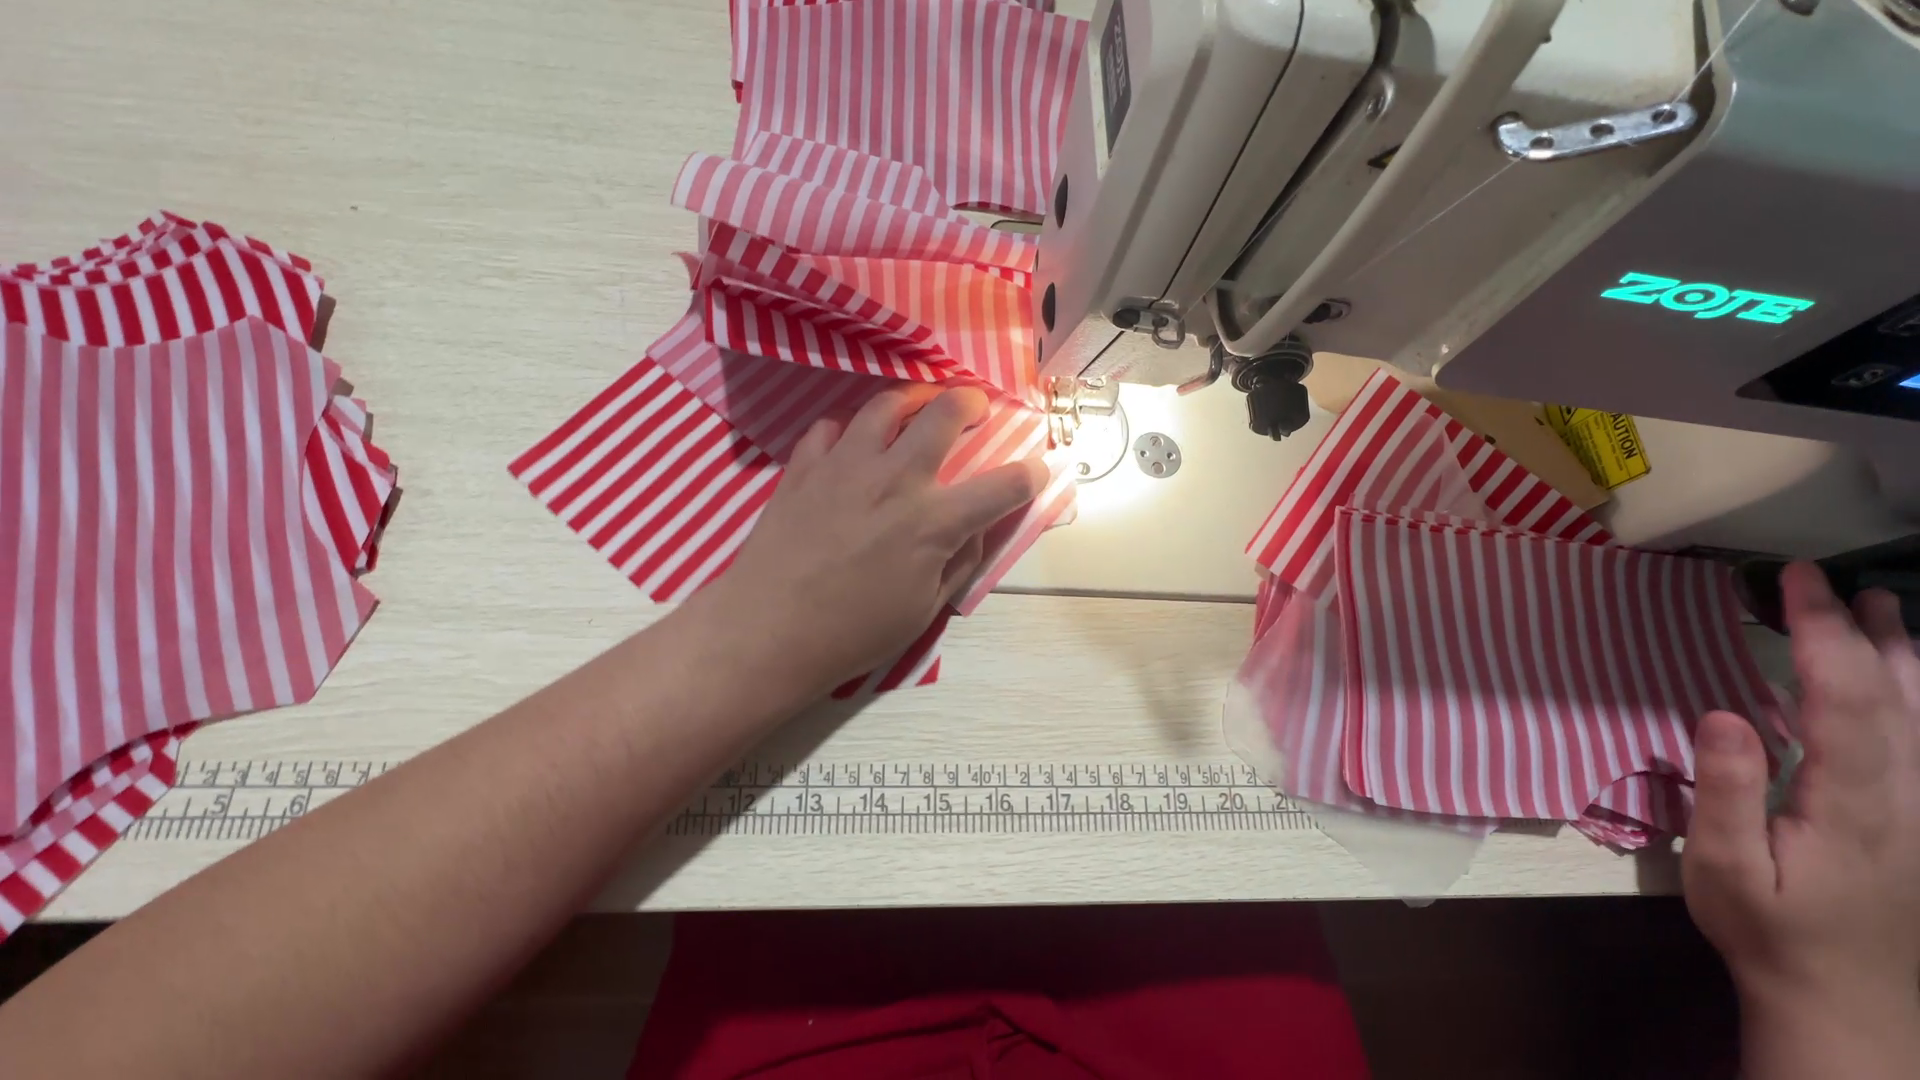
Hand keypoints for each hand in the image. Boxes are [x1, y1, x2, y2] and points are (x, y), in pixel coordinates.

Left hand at [695, 385, 1045, 697]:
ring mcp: (845, 464)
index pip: (1004, 485)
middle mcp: (895, 478)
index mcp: (934, 521)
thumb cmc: (853, 633)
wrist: (768, 631)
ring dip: (912, 400)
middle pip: (946, 413)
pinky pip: (831, 427)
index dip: (1031, 473)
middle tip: (975, 408)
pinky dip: (849, 430)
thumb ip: (961, 562)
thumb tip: (980, 527)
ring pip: (886, 404)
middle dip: (972, 402)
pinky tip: (850, 446)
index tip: (1037, 468)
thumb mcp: (924, 610)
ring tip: (917, 408)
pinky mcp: (804, 466)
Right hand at [1684, 562, 1919, 1073]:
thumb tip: (1722, 715)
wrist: (1850, 1002)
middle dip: (1863, 632)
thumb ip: (1728, 793)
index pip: (1843, 699)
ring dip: (1904, 657)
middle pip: (1896, 696)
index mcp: (1854, 802)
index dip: (1823, 634)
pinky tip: (1906, 683)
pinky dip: (1919, 699)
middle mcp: (1908, 796)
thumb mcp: (1727, 868)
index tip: (1796, 583)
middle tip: (1830, 582)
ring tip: (1882, 609)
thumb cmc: (1769, 930)